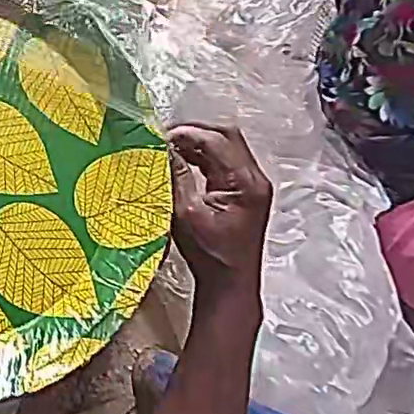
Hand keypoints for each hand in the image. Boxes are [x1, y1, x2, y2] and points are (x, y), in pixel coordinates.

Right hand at [168, 124, 271, 313]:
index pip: (217, 141)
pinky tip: (182, 161)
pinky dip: (203, 156)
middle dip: (194, 132)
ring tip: (169, 147)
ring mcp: (253, 184)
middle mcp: (255, 179)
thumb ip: (177, 177)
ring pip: (226, 147)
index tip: (159, 137)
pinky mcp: (245, 191)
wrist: (230, 281)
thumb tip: (164, 148)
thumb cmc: (208, 253)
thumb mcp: (185, 213)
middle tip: (164, 138)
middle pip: (227, 137)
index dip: (187, 134)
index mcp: (245, 183)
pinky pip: (224, 161)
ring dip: (198, 143)